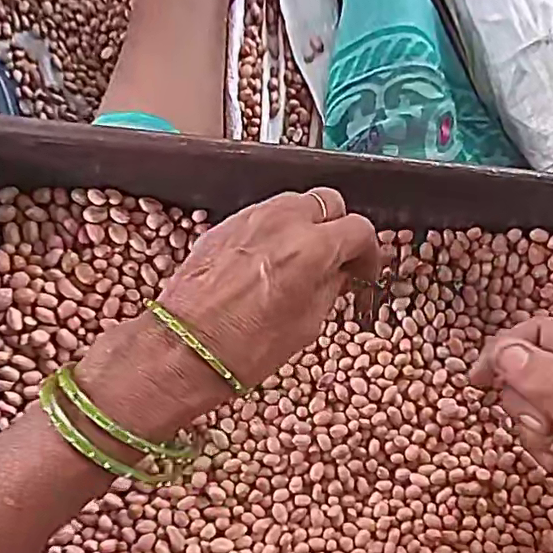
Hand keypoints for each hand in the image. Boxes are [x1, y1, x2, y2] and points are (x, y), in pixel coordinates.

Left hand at [159, 187, 380, 383]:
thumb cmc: (242, 349)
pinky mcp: (223, 225)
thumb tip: (339, 272)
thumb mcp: (305, 327)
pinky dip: (275, 231)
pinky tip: (270, 262)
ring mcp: (249, 218)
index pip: (359, 229)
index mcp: (312, 249)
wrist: (184, 350)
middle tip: (337, 260)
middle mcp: (282, 222)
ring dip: (306, 226)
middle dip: (339, 229)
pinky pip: (262, 215)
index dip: (368, 252)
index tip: (363, 271)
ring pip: (294, 203)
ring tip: (302, 262)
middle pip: (329, 203)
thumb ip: (329, 288)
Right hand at [470, 317, 552, 518]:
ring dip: (535, 432)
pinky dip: (542, 448)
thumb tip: (506, 352)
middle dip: (527, 406)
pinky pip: (532, 430)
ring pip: (524, 404)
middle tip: (550, 427)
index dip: (504, 350)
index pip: (538, 332)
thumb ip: (548, 382)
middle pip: (524, 371)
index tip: (481, 378)